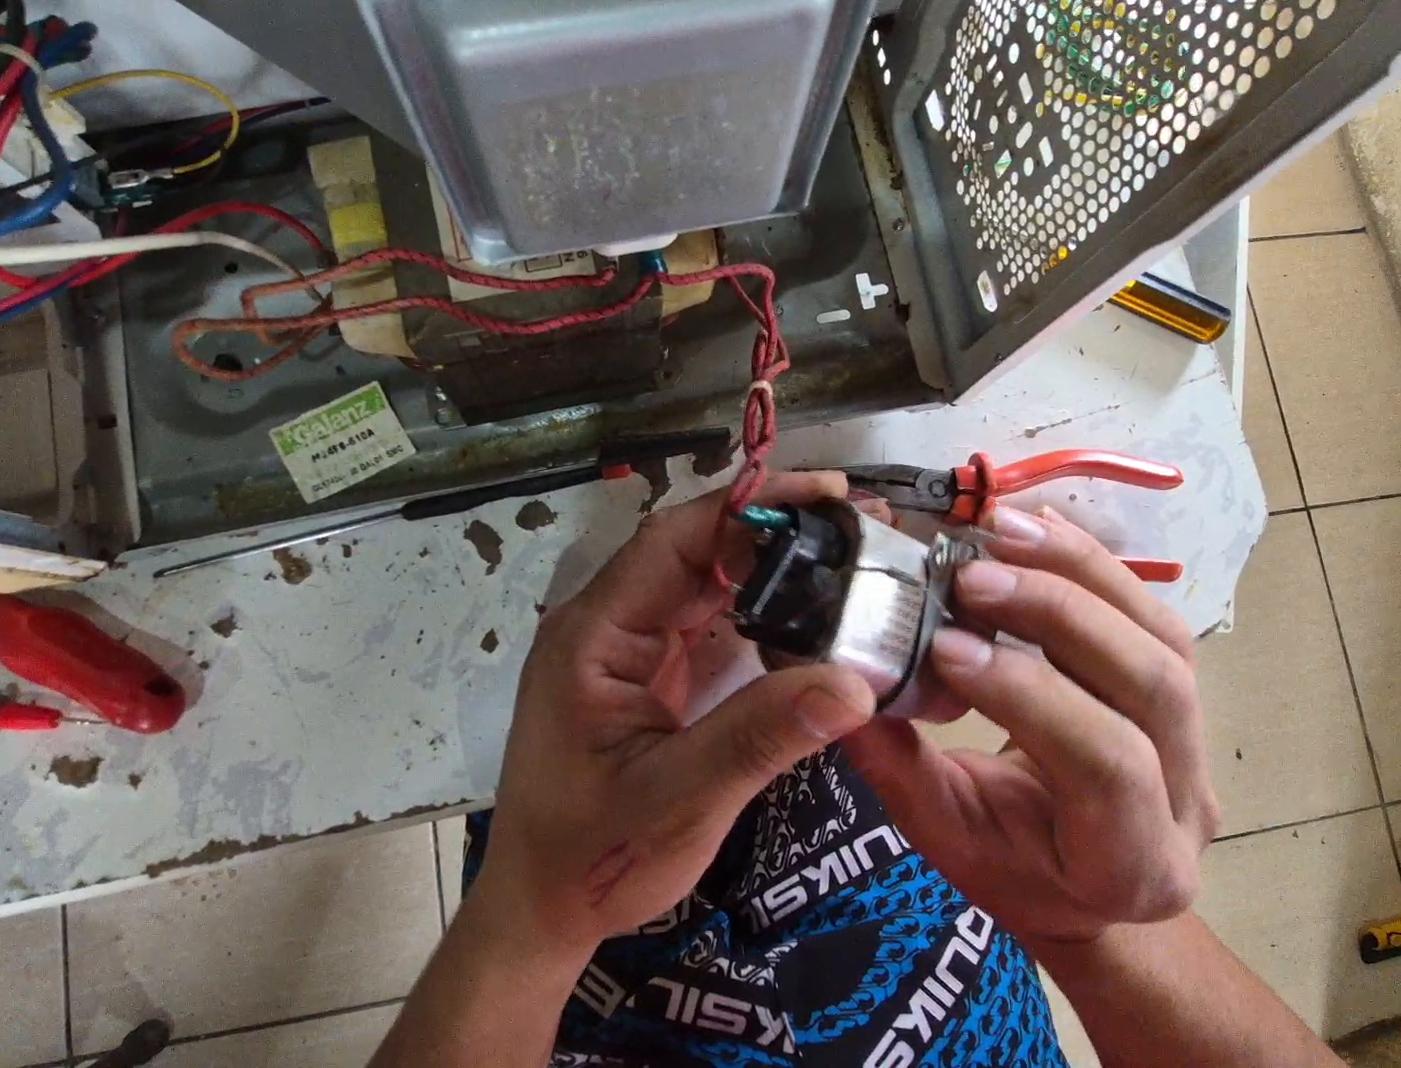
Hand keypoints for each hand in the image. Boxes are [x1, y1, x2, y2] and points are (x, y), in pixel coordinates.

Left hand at [472, 472, 878, 956]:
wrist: (543, 905)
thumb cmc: (593, 856)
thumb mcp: (678, 800)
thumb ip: (759, 738)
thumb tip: (856, 684)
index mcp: (593, 637)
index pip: (671, 542)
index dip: (747, 508)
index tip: (825, 495)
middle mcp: (606, 627)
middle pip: (690, 553)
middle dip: (771, 531)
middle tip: (857, 526)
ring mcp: (625, 650)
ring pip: (701, 584)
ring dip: (768, 567)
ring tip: (845, 557)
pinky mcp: (645, 675)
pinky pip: (704, 625)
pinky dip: (756, 612)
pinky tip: (806, 611)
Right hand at [843, 506, 1219, 941]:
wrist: (1083, 885)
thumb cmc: (1012, 871)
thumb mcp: (944, 837)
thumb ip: (900, 768)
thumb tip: (845, 691)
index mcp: (1133, 859)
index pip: (1106, 763)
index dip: (1029, 693)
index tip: (945, 644)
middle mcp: (1190, 797)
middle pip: (1153, 685)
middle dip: (1058, 615)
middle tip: (970, 576)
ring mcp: (1199, 740)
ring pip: (1164, 637)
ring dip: (1079, 571)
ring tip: (1001, 530)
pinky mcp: (1181, 691)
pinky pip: (1152, 614)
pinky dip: (1091, 564)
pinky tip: (1034, 528)